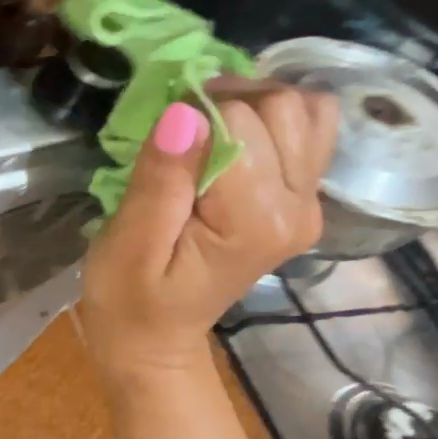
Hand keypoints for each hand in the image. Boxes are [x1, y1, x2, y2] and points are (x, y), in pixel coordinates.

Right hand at [80, 80, 338, 378]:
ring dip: (253, 104)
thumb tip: (184, 114)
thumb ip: (160, 179)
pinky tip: (233, 136)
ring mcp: (307, 204)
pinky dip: (272, 118)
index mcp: (254, 220)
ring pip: (306, 109)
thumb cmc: (128, 297)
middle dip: (225, 100)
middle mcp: (297, 208)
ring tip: (207, 126)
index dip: (190, 113)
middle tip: (178, 125)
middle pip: (282, 107)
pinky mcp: (301, 200)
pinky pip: (309, 131)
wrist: (153, 338)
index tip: (156, 135)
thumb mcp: (128, 243)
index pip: (239, 122)